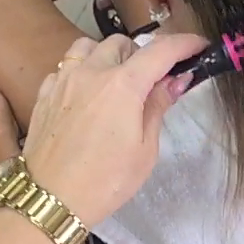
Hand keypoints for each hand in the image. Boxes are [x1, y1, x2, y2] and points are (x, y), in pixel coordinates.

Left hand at [22, 32, 208, 224]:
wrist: (50, 200)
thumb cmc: (105, 181)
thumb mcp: (144, 150)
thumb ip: (157, 107)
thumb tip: (173, 81)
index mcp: (122, 85)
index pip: (160, 51)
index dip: (184, 43)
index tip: (198, 46)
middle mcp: (91, 73)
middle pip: (121, 43)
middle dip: (142, 55)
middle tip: (152, 81)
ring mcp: (63, 81)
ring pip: (87, 47)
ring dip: (107, 56)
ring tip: (115, 81)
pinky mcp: (44, 94)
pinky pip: (64, 68)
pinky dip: (81, 72)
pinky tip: (86, 96)